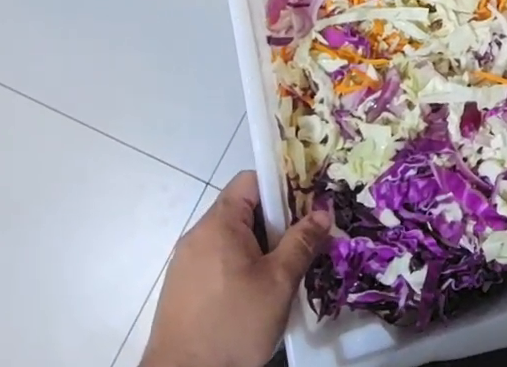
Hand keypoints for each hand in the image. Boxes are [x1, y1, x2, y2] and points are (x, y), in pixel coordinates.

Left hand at [142, 171, 332, 366]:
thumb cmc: (233, 325)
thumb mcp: (278, 282)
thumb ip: (302, 241)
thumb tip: (323, 211)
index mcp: (219, 224)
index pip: (251, 180)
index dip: (282, 185)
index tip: (307, 206)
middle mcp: (198, 235)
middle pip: (243, 209)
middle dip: (276, 222)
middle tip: (304, 242)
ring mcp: (187, 263)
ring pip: (232, 238)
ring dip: (261, 247)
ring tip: (286, 271)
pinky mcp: (183, 289)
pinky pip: (218, 261)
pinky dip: (241, 266)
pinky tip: (259, 294)